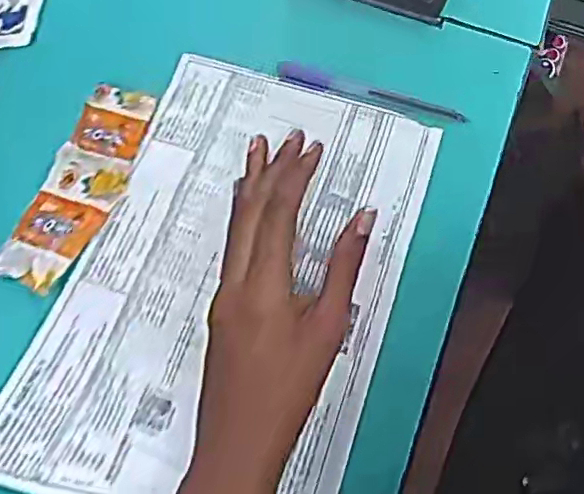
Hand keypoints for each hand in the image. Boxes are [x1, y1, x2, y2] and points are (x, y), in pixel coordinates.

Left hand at [183, 132, 374, 493]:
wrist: (236, 446)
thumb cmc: (287, 391)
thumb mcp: (329, 327)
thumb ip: (344, 266)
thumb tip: (362, 219)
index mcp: (264, 285)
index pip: (280, 212)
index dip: (297, 176)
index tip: (312, 150)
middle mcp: (236, 282)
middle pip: (251, 210)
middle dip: (271, 169)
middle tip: (286, 138)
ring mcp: (222, 293)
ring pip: (235, 225)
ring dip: (250, 185)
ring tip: (257, 153)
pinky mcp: (220, 305)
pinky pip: (231, 244)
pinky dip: (242, 213)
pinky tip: (245, 204)